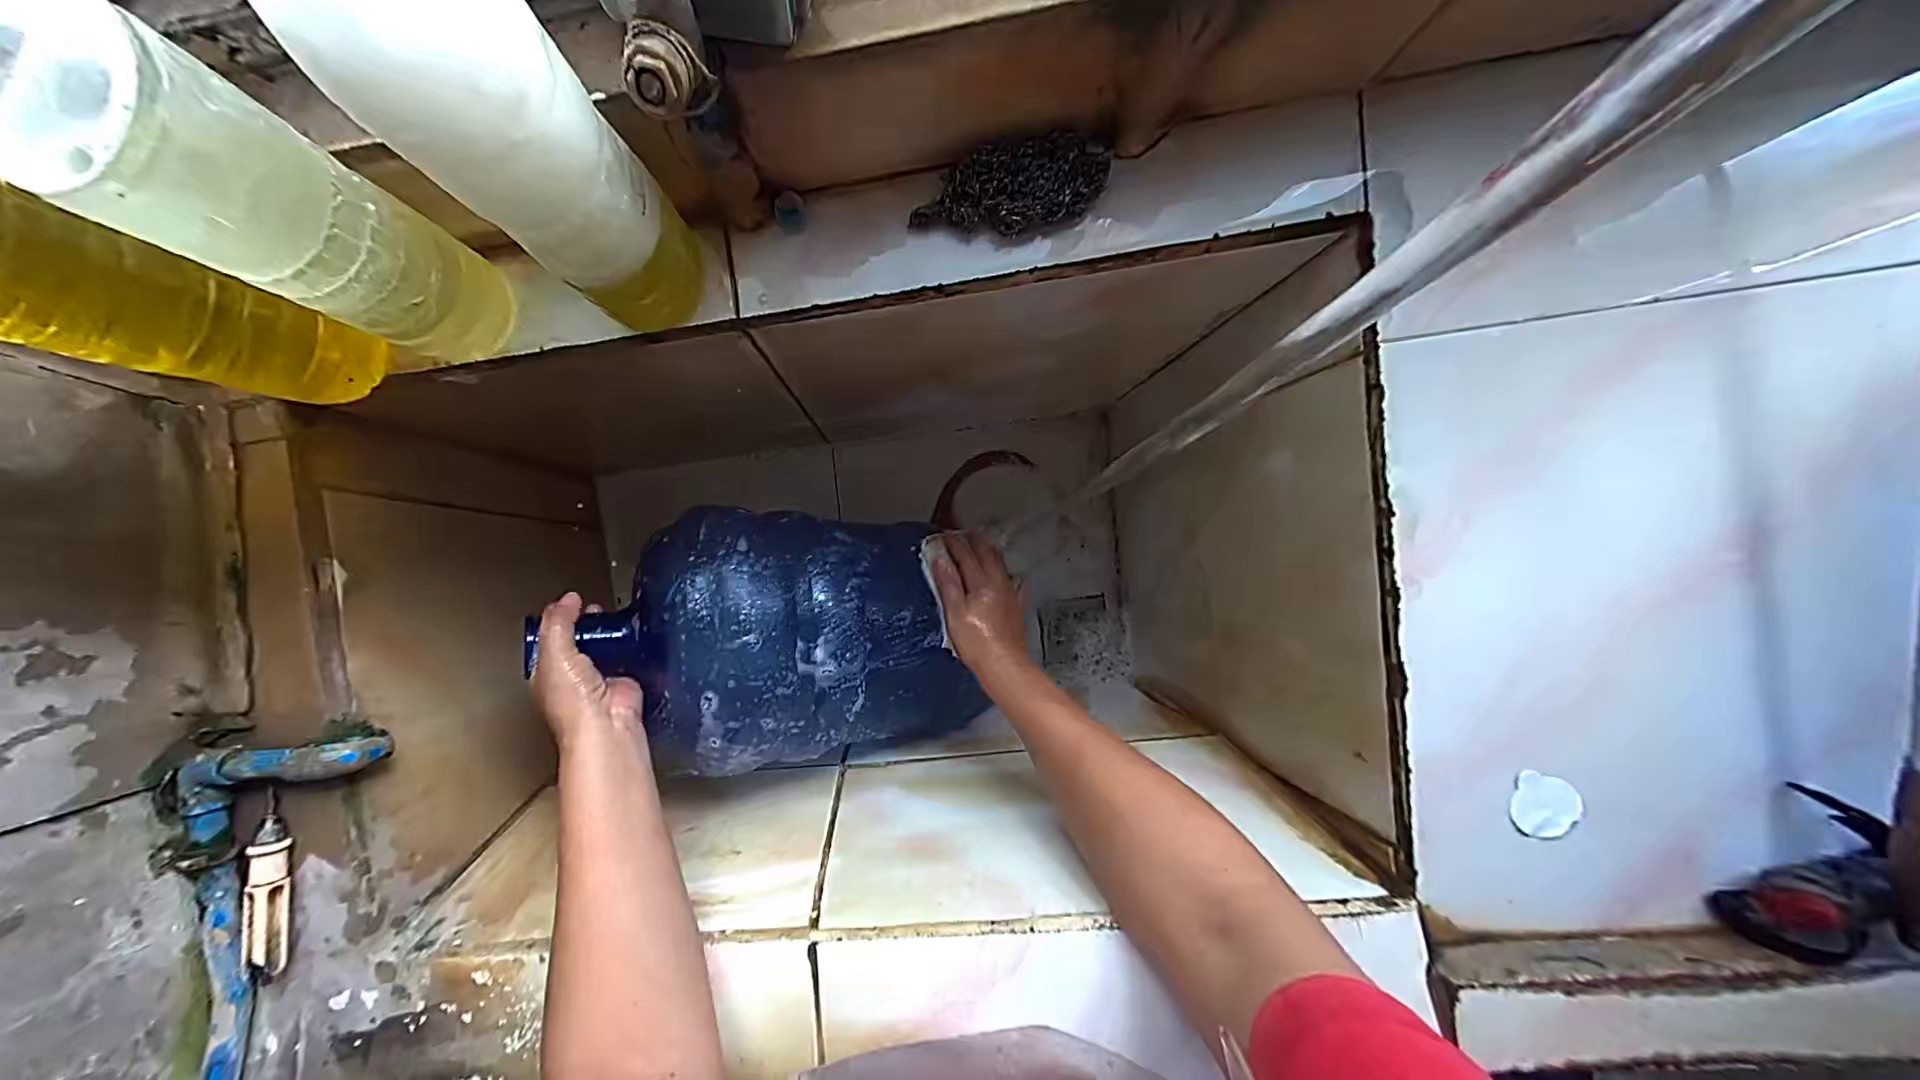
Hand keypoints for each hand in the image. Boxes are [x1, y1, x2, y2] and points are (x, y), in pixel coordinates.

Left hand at [533, 592, 644, 751]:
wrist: (606, 721)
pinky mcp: (623, 676)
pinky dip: (629, 642)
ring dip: (608, 631)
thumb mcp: (555, 652)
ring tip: (612, 618)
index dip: (558, 617)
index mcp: (546, 670)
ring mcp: (598, 675)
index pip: (549, 635)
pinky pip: (626, 652)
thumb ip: (559, 623)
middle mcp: (571, 673)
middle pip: (578, 637)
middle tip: (592, 608)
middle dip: (585, 622)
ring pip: (603, 643)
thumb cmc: (573, 702)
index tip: (569, 601)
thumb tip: (567, 599)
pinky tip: (630, 634)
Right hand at [931, 531, 1032, 676]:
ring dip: (987, 550)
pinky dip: (1003, 571)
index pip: (965, 555)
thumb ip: (948, 583)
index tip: (942, 536)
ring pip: (999, 563)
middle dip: (972, 540)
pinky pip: (1012, 580)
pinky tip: (1006, 575)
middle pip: (985, 553)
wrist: (1004, 665)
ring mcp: (1010, 593)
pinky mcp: (1016, 606)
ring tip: (979, 544)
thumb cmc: (978, 645)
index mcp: (981, 583)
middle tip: (960, 533)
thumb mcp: (955, 613)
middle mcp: (998, 583)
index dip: (952, 543)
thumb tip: (941, 559)